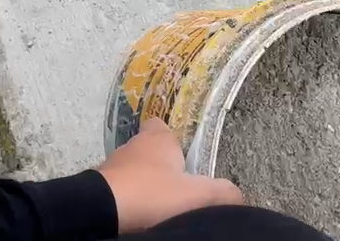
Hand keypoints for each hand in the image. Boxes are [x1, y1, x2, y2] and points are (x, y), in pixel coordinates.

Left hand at [98, 117, 244, 231]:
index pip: (161, 125)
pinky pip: (119, 187)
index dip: (171, 139)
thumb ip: (222, 192)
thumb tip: (239, 194)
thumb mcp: (196, 195)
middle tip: (175, 189)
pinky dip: (128, 197)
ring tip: (156, 206)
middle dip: (160, 166)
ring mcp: (114, 163)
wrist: (103, 210)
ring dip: (143, 183)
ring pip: (133, 168)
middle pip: (149, 148)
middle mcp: (134, 144)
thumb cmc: (152, 193)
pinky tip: (137, 214)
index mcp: (158, 137)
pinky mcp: (101, 184)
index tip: (180, 159)